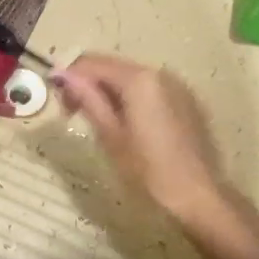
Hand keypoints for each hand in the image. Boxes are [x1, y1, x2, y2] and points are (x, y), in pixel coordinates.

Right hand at [54, 54, 225, 222]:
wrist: (198, 195)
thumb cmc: (149, 170)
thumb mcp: (111, 135)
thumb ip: (88, 99)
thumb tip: (62, 75)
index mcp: (138, 79)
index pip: (92, 63)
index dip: (69, 78)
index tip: (60, 105)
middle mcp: (158, 72)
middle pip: (112, 66)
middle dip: (89, 84)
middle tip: (74, 115)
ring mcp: (176, 85)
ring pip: (131, 77)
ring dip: (109, 91)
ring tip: (101, 123)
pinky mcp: (186, 100)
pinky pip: (150, 89)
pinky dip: (132, 98)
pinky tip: (129, 125)